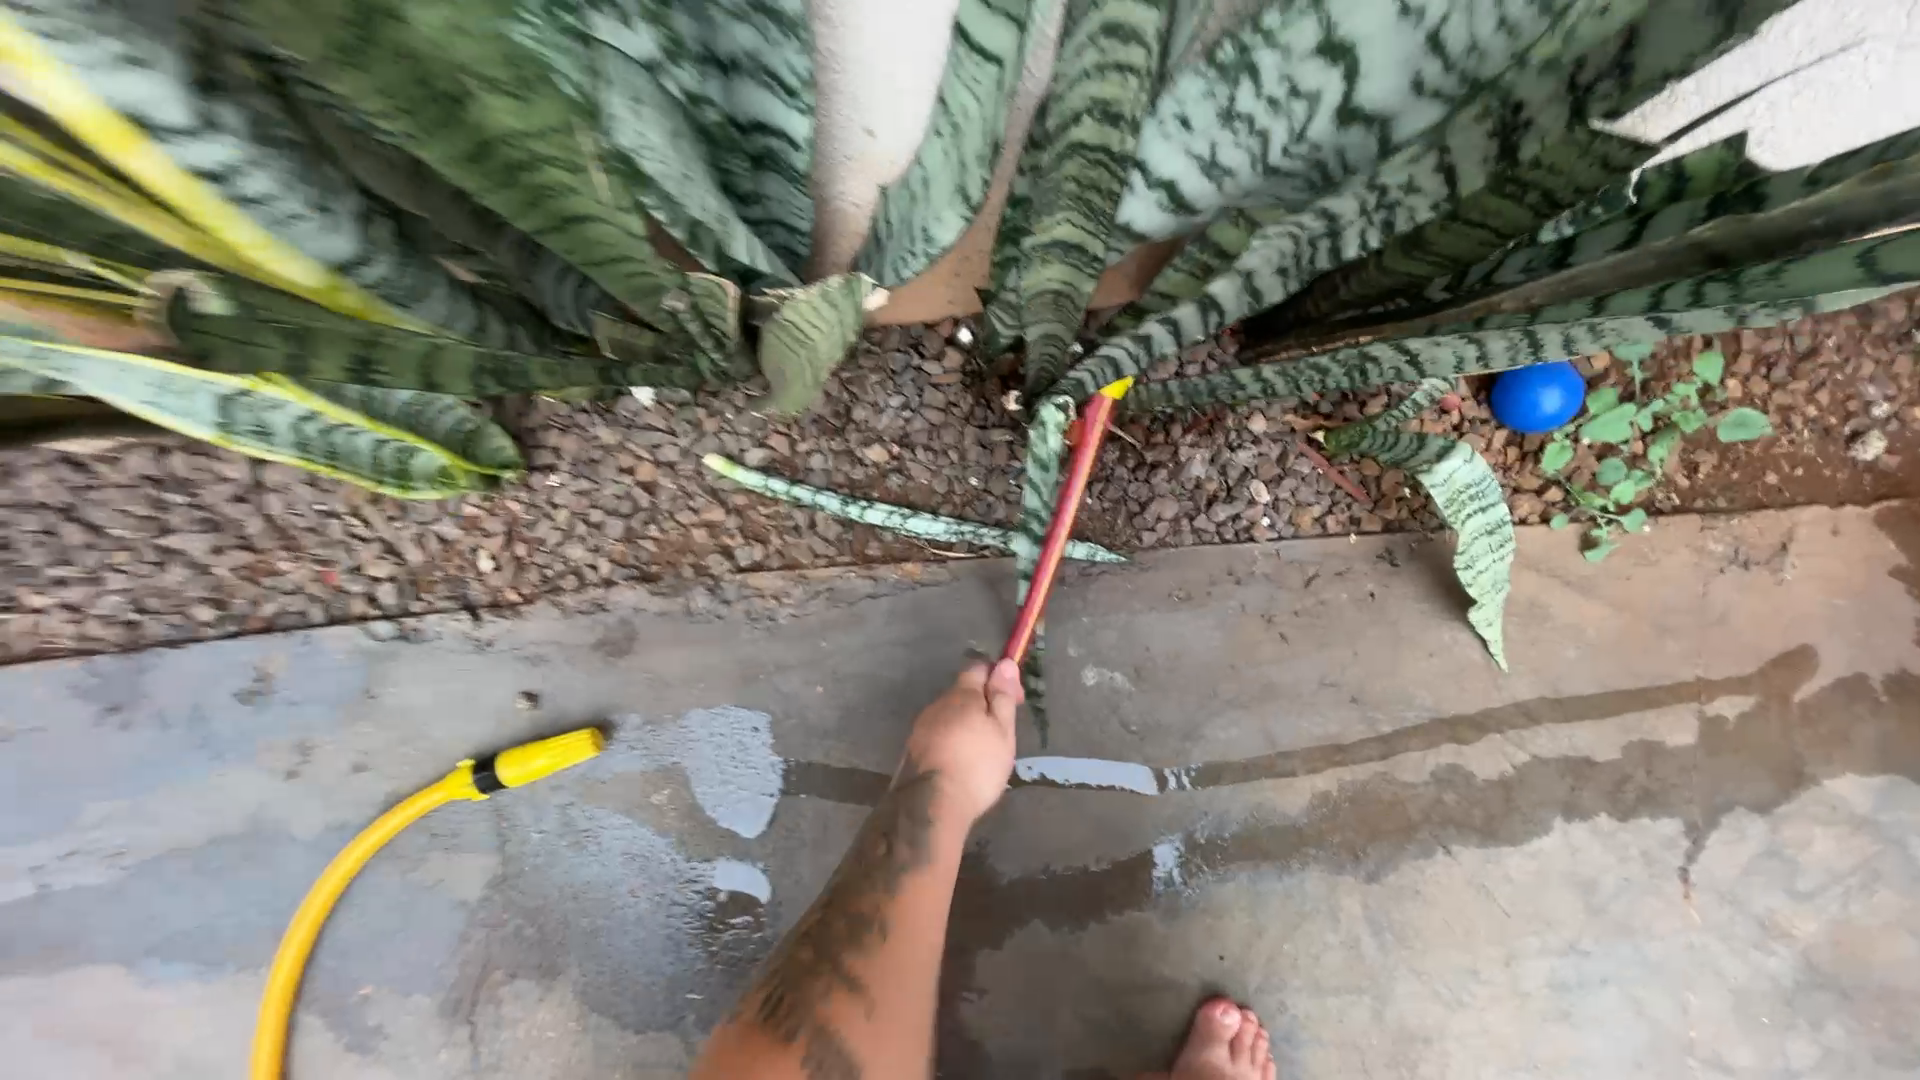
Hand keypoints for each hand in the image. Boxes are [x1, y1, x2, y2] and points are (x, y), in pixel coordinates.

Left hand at [899, 659, 1022, 823]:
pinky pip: (938, 735)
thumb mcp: (1001, 730)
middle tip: (1001, 732)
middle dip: (982, 704)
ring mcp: (922, 726)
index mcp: (962, 695)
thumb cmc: (977, 765)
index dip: (998, 677)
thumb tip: (1005, 663)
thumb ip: (1002, 696)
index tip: (1015, 700)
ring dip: (966, 724)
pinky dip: (952, 741)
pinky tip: (961, 762)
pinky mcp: (914, 749)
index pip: (978, 668)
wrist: (933, 804)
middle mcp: (938, 704)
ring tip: (982, 751)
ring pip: (949, 715)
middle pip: (963, 693)